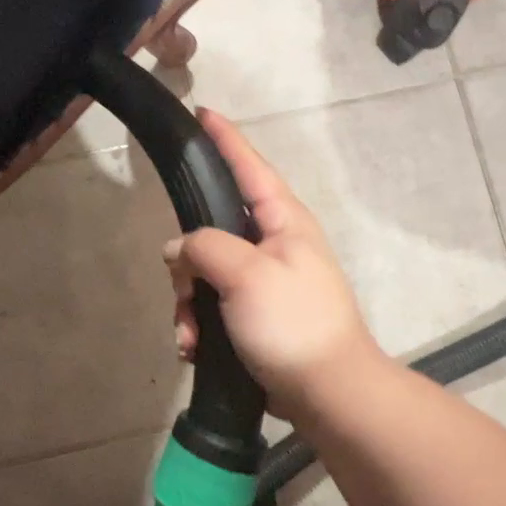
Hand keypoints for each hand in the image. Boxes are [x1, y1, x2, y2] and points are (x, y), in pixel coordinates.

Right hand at [166, 110, 386, 420]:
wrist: (327, 392)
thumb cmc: (293, 323)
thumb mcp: (246, 274)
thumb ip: (205, 247)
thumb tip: (178, 251)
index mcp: (283, 221)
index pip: (249, 167)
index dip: (225, 139)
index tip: (202, 112)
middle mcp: (273, 244)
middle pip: (211, 230)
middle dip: (187, 263)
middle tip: (183, 290)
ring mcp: (264, 282)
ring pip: (205, 274)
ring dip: (188, 304)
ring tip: (190, 336)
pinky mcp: (254, 317)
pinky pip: (212, 308)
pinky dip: (198, 328)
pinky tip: (194, 350)